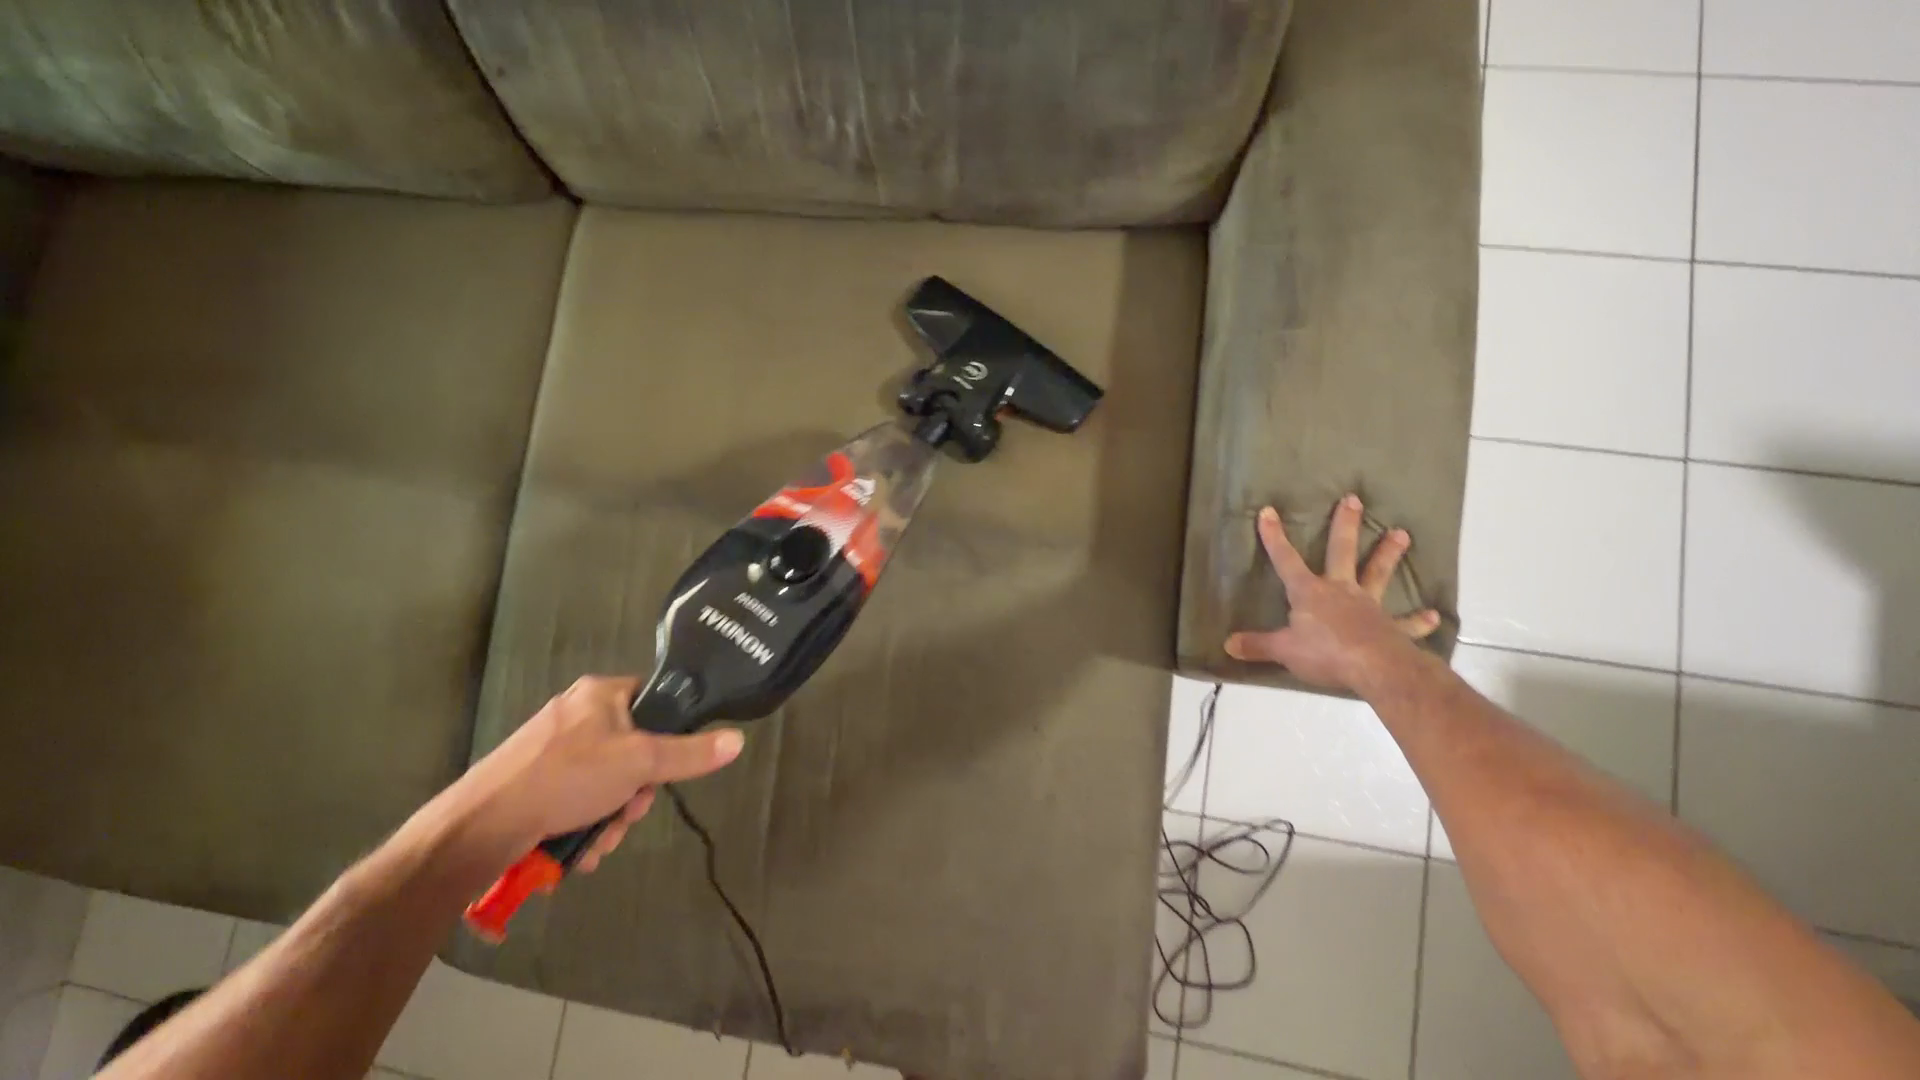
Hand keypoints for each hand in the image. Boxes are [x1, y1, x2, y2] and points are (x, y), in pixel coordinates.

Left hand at [443, 675, 743, 871]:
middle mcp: (576, 715)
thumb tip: (738, 740)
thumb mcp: (639, 763)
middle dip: (634, 794)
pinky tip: (580, 850)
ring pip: (607, 783)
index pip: (652, 700)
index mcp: (600, 694)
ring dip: (611, 818)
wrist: (482, 824)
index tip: (665, 767)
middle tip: (627, 812)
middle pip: (633, 751)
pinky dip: (585, 825)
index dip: (667, 735)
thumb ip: (689, 754)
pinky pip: (579, 799)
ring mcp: (552, 750)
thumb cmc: (566, 778)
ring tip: (598, 842)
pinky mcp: (535, 783)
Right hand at [1224, 496, 1442, 691]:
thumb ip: (1257, 645)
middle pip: (1341, 552)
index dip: (1275, 537)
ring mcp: (1369, 606)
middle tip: (1353, 499)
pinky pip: (1406, 623)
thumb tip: (1228, 644)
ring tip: (1402, 533)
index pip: (1286, 560)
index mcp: (1309, 593)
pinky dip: (1419, 621)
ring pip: (1377, 574)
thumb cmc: (1324, 653)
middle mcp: (1340, 591)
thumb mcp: (1283, 650)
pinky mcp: (1391, 628)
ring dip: (1388, 554)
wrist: (1374, 667)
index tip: (1269, 511)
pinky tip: (1433, 616)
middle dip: (1344, 526)